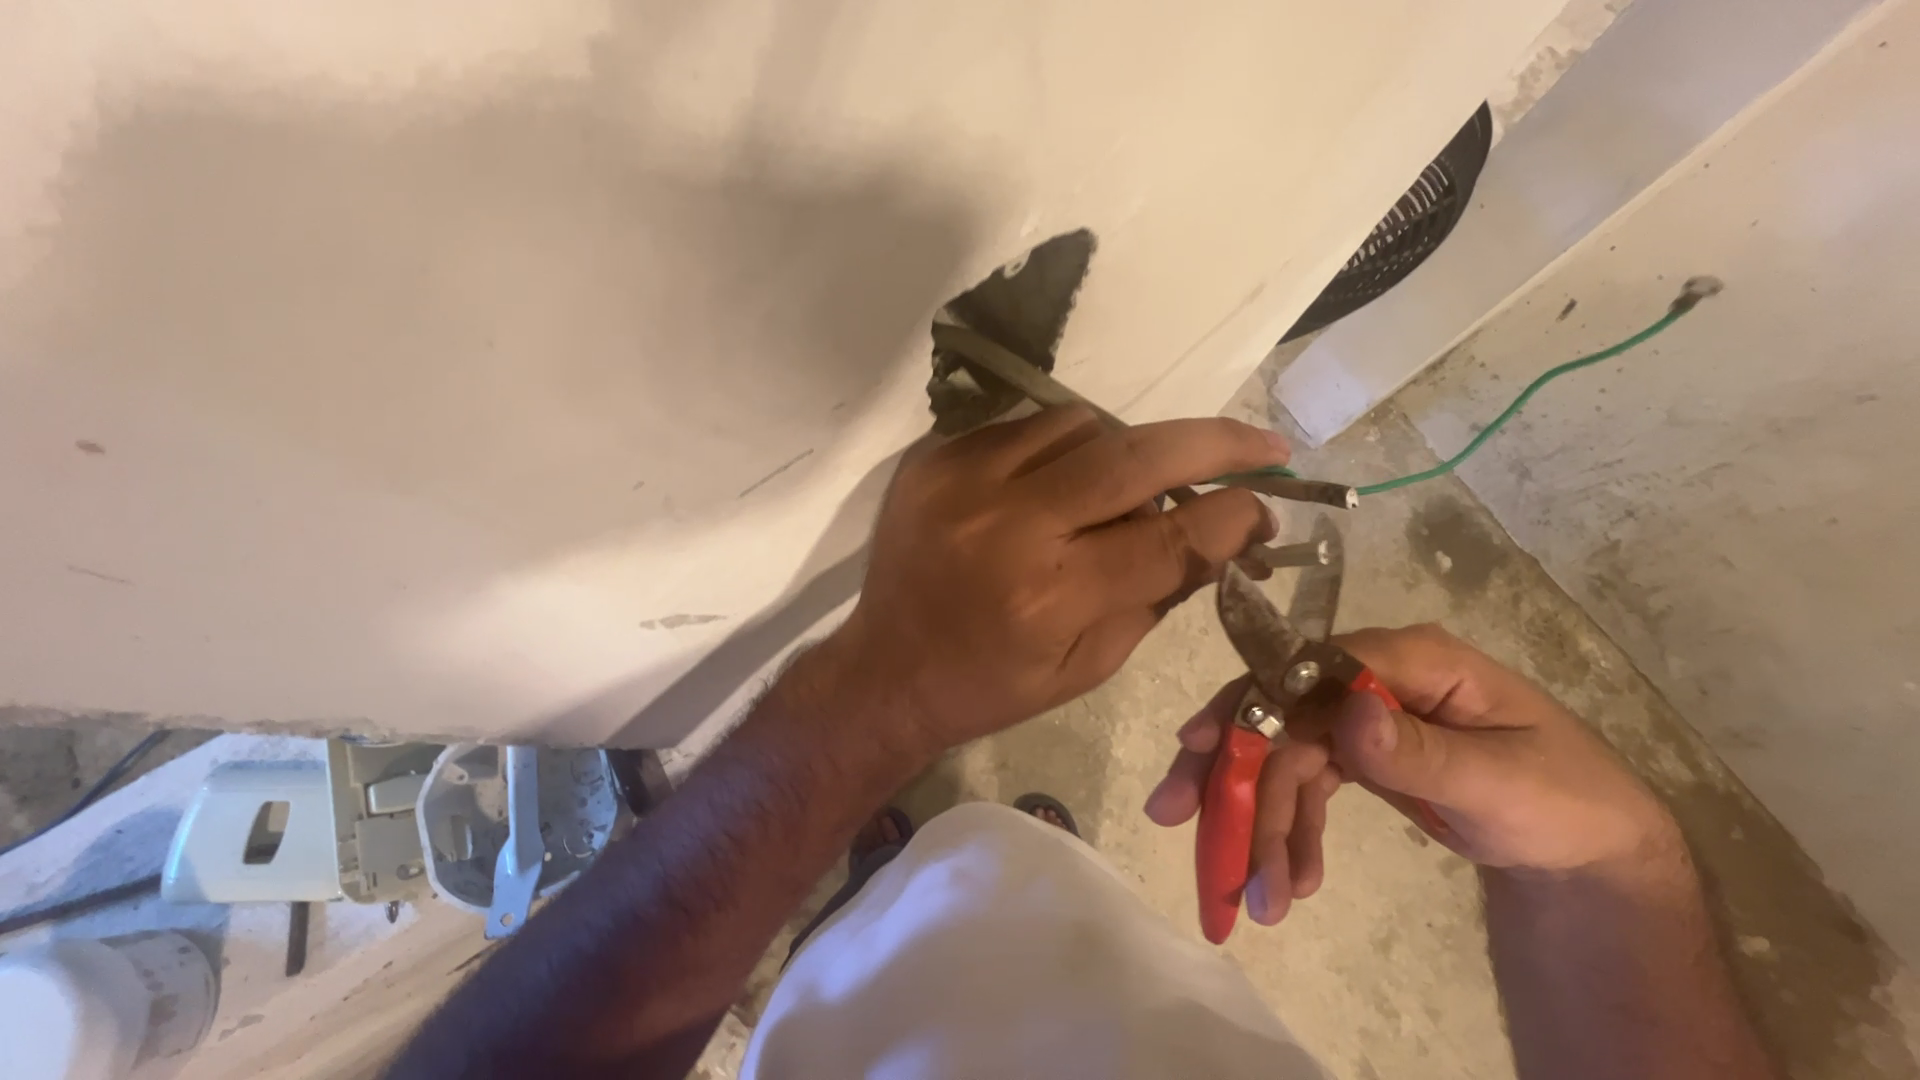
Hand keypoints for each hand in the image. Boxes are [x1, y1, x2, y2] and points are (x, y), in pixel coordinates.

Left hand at [833, 404, 1288, 760]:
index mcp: (1048, 595)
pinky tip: (1068, 480)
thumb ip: (1158, 594)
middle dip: (1215, 443)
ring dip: (1129, 445)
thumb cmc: (992, 684)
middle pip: (1134, 456)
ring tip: (1140, 478)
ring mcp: (962, 479)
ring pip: (1081, 424)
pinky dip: (1065, 446)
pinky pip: (1026, 426)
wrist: (885, 670)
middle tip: (1264, 444)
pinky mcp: (934, 457)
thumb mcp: (1088, 664)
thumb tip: (1226, 533)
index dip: (1232, 517)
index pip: (1168, 536)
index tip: (1267, 506)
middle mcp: (1006, 525)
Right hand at [1145, 624, 1677, 923]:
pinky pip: (1302, 786)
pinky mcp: (1354, 754)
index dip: (1251, 702)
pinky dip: (1289, 831)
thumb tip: (1348, 713)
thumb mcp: (1506, 783)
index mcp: (1412, 660)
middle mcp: (1371, 678)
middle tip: (1177, 817)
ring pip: (1281, 756)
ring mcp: (1359, 717)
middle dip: (1231, 771)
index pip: (1310, 669)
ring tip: (1257, 894)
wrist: (1587, 849)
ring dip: (1260, 822)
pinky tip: (1291, 880)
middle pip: (1279, 711)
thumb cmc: (1567, 804)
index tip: (1200, 746)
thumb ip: (1424, 750)